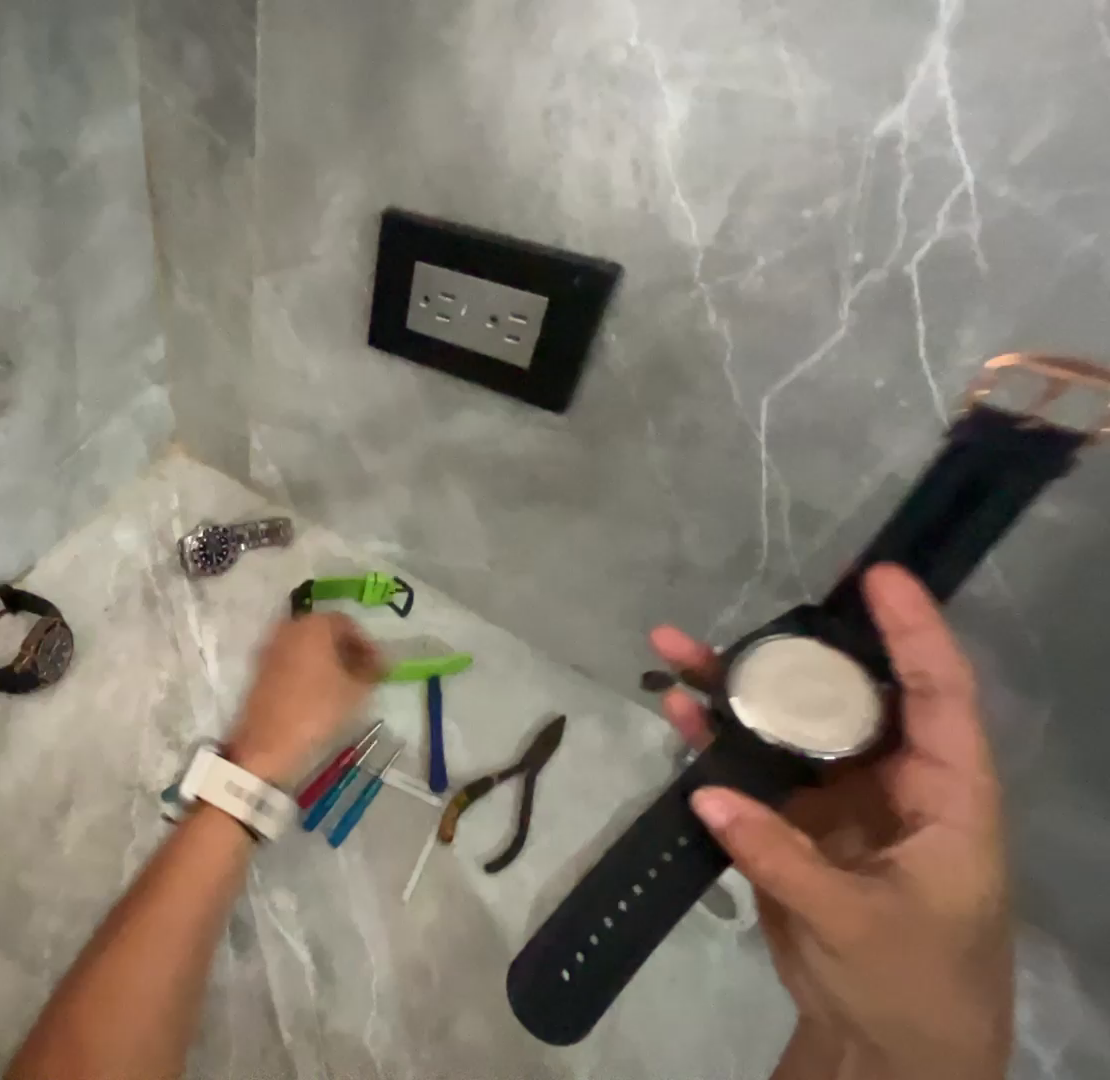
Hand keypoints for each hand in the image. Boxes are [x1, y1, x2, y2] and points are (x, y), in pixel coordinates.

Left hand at [225, 613, 383, 785]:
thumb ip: (372, 670)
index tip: (378, 667)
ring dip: (326, 659)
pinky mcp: (260, 667)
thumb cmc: (318, 709)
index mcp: (314, 624)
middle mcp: (289, 627)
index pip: (347, 623)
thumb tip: (379, 663)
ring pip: (306, 645)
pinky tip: (318, 691)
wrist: (268, 740)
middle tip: (361, 674)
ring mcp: (271, 646)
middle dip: (345, 650)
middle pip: (324, 631)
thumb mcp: (357, 690)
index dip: (366, 644)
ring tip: (342, 685)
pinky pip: (291, 659)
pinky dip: (307, 668)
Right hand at [652, 565, 1012, 1079]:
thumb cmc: (916, 982)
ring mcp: (832, 797)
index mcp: (947, 798)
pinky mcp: (785, 817)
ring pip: (782, 724)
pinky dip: (708, 735)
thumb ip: (784, 856)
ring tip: (671, 647)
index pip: (938, 698)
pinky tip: (674, 710)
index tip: (877, 579)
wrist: (885, 1038)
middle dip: (788, 653)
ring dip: (728, 688)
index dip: (914, 635)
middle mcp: (891, 782)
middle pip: (840, 698)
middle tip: (739, 614)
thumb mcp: (863, 924)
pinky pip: (744, 763)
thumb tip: (708, 789)